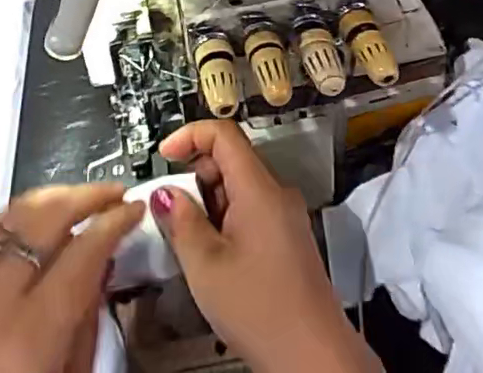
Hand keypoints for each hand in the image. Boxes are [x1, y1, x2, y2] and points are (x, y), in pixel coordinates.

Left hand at [0, 184, 144, 372]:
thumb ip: (82, 333)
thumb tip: (98, 275)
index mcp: (31, 333)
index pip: (81, 255)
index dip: (112, 224)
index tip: (132, 208)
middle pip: (44, 219)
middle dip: (84, 196)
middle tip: (113, 192)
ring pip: (11, 215)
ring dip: (50, 198)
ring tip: (79, 196)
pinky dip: (13, 216)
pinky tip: (32, 217)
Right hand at [153, 121, 380, 372]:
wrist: (318, 365)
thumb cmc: (261, 311)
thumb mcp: (205, 264)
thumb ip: (179, 220)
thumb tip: (164, 194)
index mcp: (259, 189)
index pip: (222, 133)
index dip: (188, 135)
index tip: (164, 155)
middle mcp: (276, 195)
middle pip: (229, 159)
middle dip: (194, 175)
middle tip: (173, 209)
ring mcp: (285, 218)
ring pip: (237, 187)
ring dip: (207, 201)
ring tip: (192, 240)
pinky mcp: (287, 241)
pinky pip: (249, 210)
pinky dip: (224, 219)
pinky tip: (214, 256)